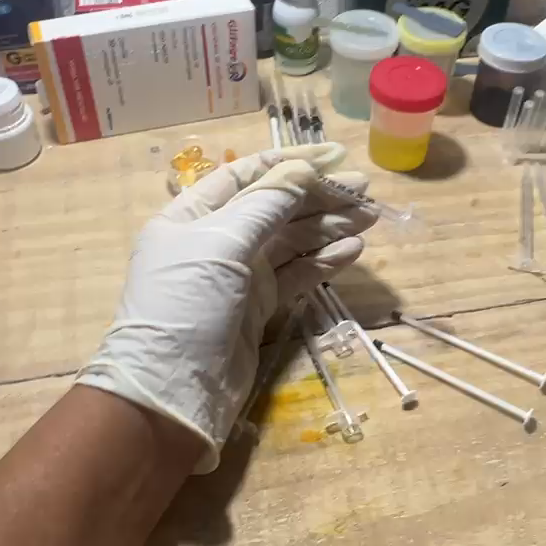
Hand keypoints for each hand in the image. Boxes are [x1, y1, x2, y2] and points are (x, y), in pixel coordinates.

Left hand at [77, 143, 377, 471]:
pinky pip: (296, 274)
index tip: (334, 156)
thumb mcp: (224, 243)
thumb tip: (304, 169)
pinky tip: (354, 249)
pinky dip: (323, 261)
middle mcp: (216, 240)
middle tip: (366, 189)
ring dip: (329, 226)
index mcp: (193, 215)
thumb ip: (267, 204)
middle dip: (319, 196)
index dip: (290, 162)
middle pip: (275, 207)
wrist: (174, 390)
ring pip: (291, 241)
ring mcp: (238, 275)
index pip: (247, 175)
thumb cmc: (188, 302)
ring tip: (371, 216)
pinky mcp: (258, 306)